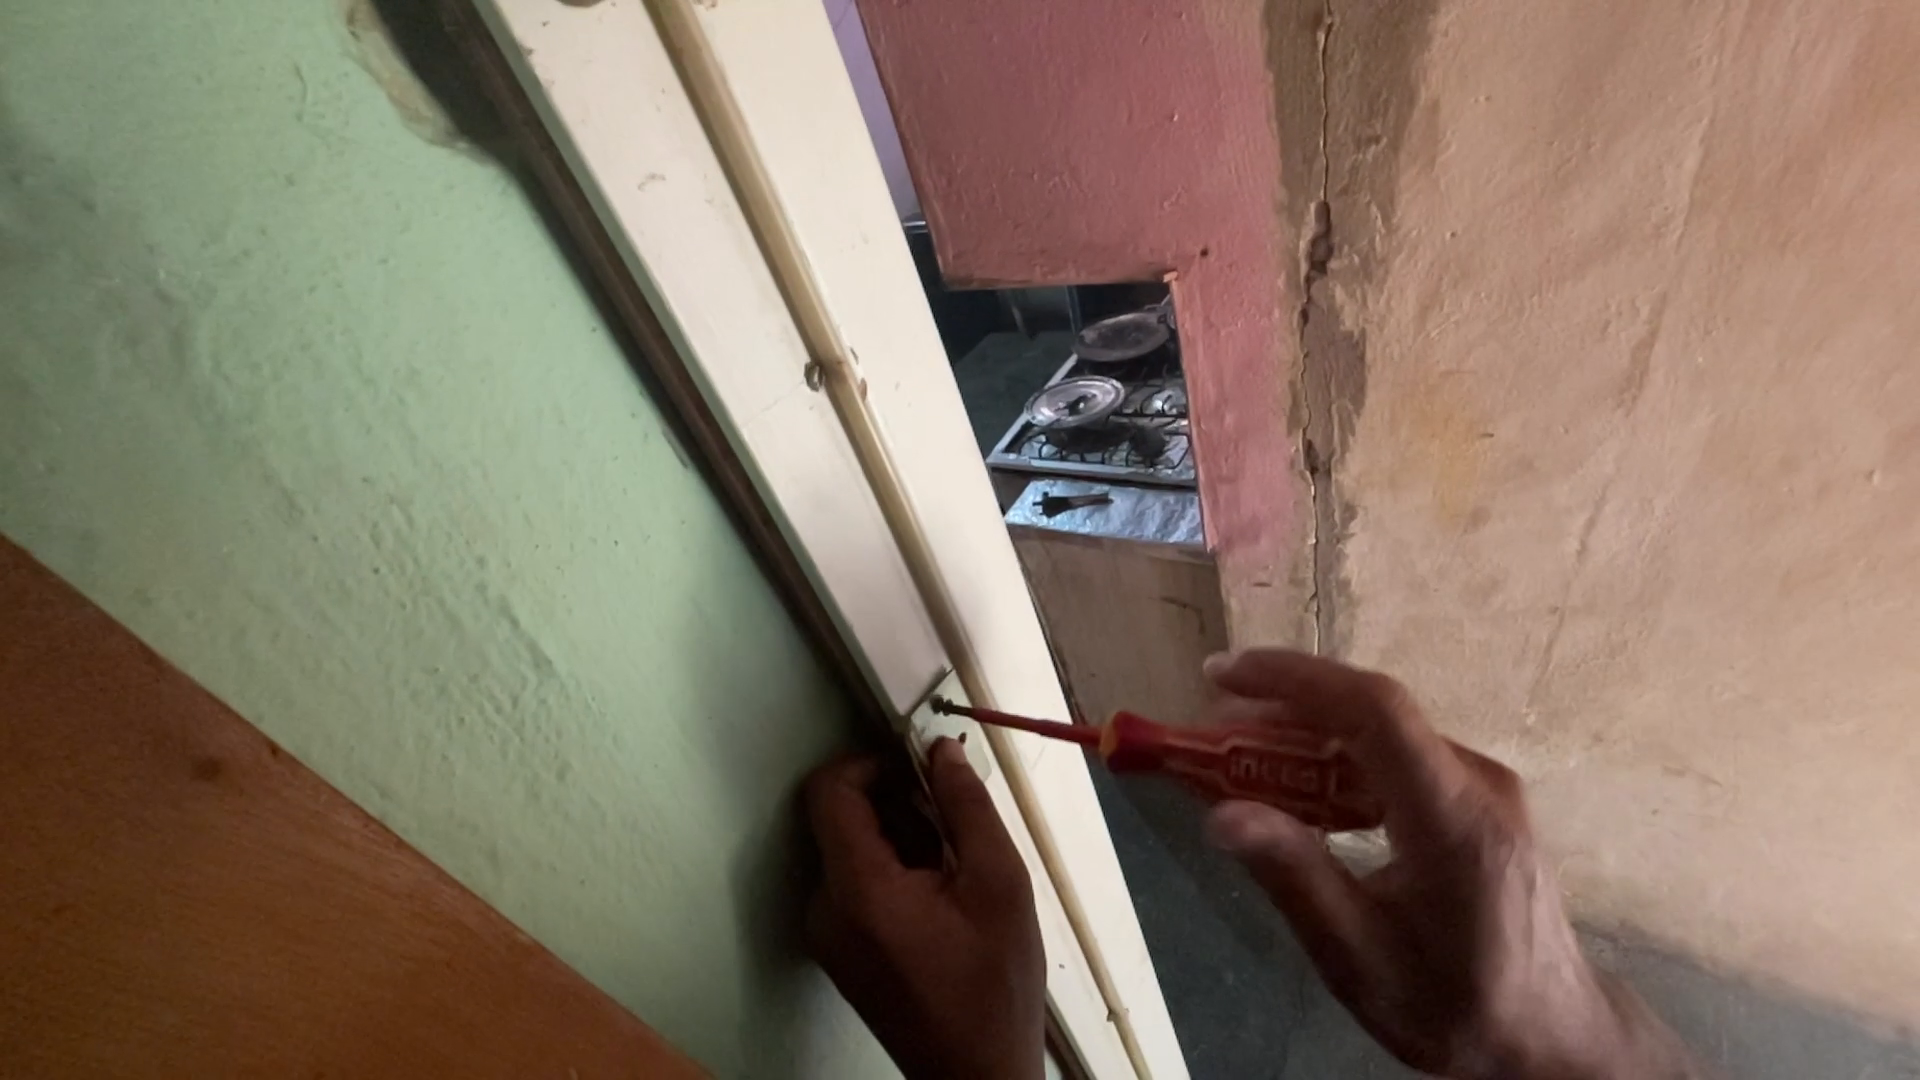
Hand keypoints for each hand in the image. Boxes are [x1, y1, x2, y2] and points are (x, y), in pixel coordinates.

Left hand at [804, 739, 1046, 1079]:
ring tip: (955, 860)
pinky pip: (855, 877)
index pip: (830, 790)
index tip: (919, 766)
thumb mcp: (999, 882)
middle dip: (897, 800)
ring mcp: (828, 930)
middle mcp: (826, 906)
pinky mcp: (840, 945)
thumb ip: (967, 806)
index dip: (870, 761)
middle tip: (953, 818)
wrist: (978, 1077)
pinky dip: (894, 863)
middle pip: (843, 816)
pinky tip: (940, 888)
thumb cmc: (994, 982)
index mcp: (858, 888)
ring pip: (853, 845)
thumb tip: (941, 749)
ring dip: (901, 833)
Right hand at [1201, 650, 1703, 1079]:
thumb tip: (1220, 815)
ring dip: (1297, 728)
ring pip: (1372, 726)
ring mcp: (1476, 782)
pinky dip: (1325, 752)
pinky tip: (1288, 779)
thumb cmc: (1456, 1008)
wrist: (1555, 1044)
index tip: (1222, 675)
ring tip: (1234, 751)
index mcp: (1453, 819)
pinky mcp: (1467, 793)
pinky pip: (1385, 750)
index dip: (1294, 678)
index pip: (1374, 710)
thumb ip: (1294, 879)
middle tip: (1208, 727)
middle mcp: (1474, 781)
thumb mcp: (1360, 959)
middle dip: (1277, 705)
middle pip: (1366, 710)